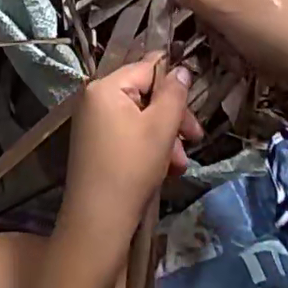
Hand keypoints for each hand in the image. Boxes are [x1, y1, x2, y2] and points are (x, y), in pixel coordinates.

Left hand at [62, 53, 202, 236]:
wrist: (98, 219)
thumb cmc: (131, 167)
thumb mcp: (160, 128)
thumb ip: (174, 94)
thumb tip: (181, 70)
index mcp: (105, 87)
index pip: (147, 68)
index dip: (173, 82)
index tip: (194, 103)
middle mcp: (94, 98)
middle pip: (144, 94)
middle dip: (172, 117)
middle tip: (193, 138)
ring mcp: (93, 122)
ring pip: (140, 117)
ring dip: (164, 137)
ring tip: (178, 164)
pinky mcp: (96, 143)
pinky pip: (129, 133)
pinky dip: (148, 147)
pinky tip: (164, 169)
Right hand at [164, 0, 287, 98]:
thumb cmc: (268, 31)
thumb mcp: (224, 11)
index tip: (179, 4)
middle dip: (207, 18)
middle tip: (213, 33)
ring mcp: (262, 9)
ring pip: (225, 20)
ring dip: (223, 40)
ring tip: (233, 53)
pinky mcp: (269, 32)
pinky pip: (241, 37)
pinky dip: (239, 51)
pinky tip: (245, 63)